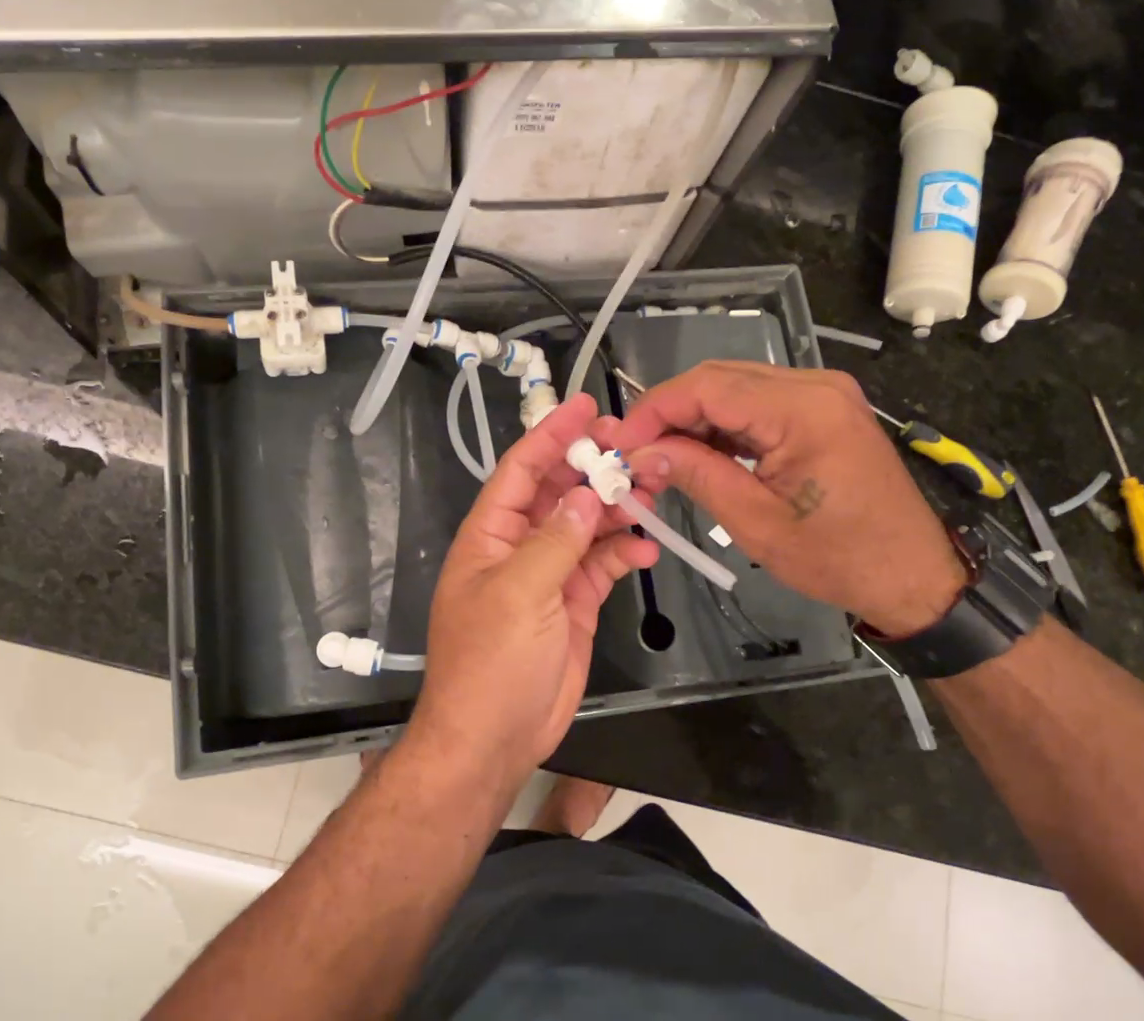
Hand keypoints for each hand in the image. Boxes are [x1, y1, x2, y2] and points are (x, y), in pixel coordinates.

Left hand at [409, 396, 659, 790]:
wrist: (493, 738)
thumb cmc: (492, 662)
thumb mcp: (520, 594)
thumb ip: (555, 541)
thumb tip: (584, 496)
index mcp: (490, 536)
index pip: (521, 471)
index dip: (551, 437)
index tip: (585, 406)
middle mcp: (518, 548)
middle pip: (559, 494)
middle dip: (593, 468)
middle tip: (635, 446)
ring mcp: (548, 577)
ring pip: (586, 527)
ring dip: (616, 508)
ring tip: (653, 489)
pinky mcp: (573, 605)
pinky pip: (601, 566)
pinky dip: (624, 553)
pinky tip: (647, 547)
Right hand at [607, 361, 965, 636]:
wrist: (911, 574)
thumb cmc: (837, 557)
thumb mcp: (755, 521)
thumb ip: (696, 474)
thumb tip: (641, 452)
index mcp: (803, 409)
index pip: (707, 386)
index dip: (654, 409)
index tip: (619, 443)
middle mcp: (815, 385)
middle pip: (719, 379)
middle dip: (669, 413)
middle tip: (635, 454)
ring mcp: (823, 394)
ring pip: (736, 388)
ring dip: (693, 419)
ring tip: (659, 459)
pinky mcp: (824, 410)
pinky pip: (759, 404)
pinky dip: (723, 426)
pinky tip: (698, 454)